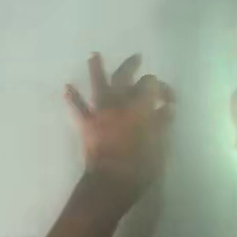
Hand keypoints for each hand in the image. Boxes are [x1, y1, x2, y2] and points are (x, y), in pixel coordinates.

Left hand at [65, 53, 173, 210]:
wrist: (112, 181)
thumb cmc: (141, 165)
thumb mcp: (161, 144)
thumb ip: (163, 123)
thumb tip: (167, 108)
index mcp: (140, 105)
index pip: (152, 85)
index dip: (163, 88)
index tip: (169, 100)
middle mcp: (119, 102)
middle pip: (125, 76)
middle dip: (131, 65)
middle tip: (137, 57)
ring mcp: (100, 112)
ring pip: (98, 85)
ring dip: (96, 68)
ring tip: (93, 55)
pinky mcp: (87, 125)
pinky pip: (78, 109)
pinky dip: (73, 98)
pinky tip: (67, 87)